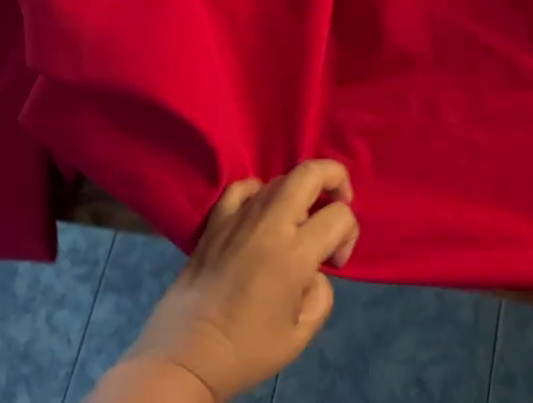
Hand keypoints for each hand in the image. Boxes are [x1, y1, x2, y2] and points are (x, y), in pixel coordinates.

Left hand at [92, 160, 358, 402]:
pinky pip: (241, 188)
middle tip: (338, 203)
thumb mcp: (301, 334)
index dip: (349, 234)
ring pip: (279, 179)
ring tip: (298, 218)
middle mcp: (269, 225)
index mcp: (295, 253)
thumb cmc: (245, 351)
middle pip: (312, 172)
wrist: (183, 360)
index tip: (335, 263)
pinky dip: (258, 191)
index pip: (340, 215)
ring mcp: (238, 220)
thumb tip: (313, 271)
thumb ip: (322, 293)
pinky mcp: (213, 225)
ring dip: (299, 192)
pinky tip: (260, 211)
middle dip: (336, 179)